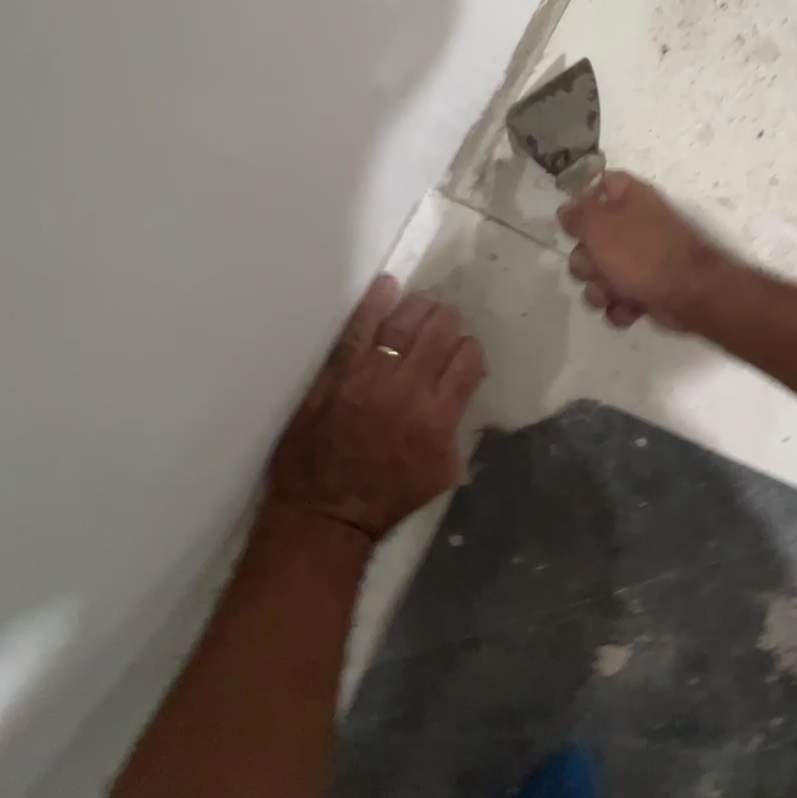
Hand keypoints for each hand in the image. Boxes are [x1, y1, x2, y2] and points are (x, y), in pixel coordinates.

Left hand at [265, 275, 485, 540]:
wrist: (324, 512)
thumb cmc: (389, 497)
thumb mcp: (443, 472)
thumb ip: (457, 430)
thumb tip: (461, 396)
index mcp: (439, 416)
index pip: (468, 360)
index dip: (471, 352)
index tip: (465, 356)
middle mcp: (409, 389)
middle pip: (440, 334)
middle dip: (450, 322)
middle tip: (448, 321)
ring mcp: (370, 377)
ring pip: (404, 325)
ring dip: (421, 308)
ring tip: (427, 303)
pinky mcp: (337, 374)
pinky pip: (358, 331)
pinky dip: (374, 304)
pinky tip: (388, 285)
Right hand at [557, 170, 731, 329]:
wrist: (690, 294)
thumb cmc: (642, 254)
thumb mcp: (600, 226)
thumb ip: (578, 214)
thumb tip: (565, 209)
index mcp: (629, 198)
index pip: (599, 184)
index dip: (582, 201)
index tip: (572, 222)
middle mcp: (635, 224)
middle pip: (590, 239)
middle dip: (586, 261)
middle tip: (596, 267)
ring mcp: (642, 259)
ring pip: (600, 274)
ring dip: (600, 289)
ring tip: (615, 293)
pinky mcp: (647, 289)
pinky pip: (618, 298)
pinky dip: (621, 307)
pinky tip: (629, 309)